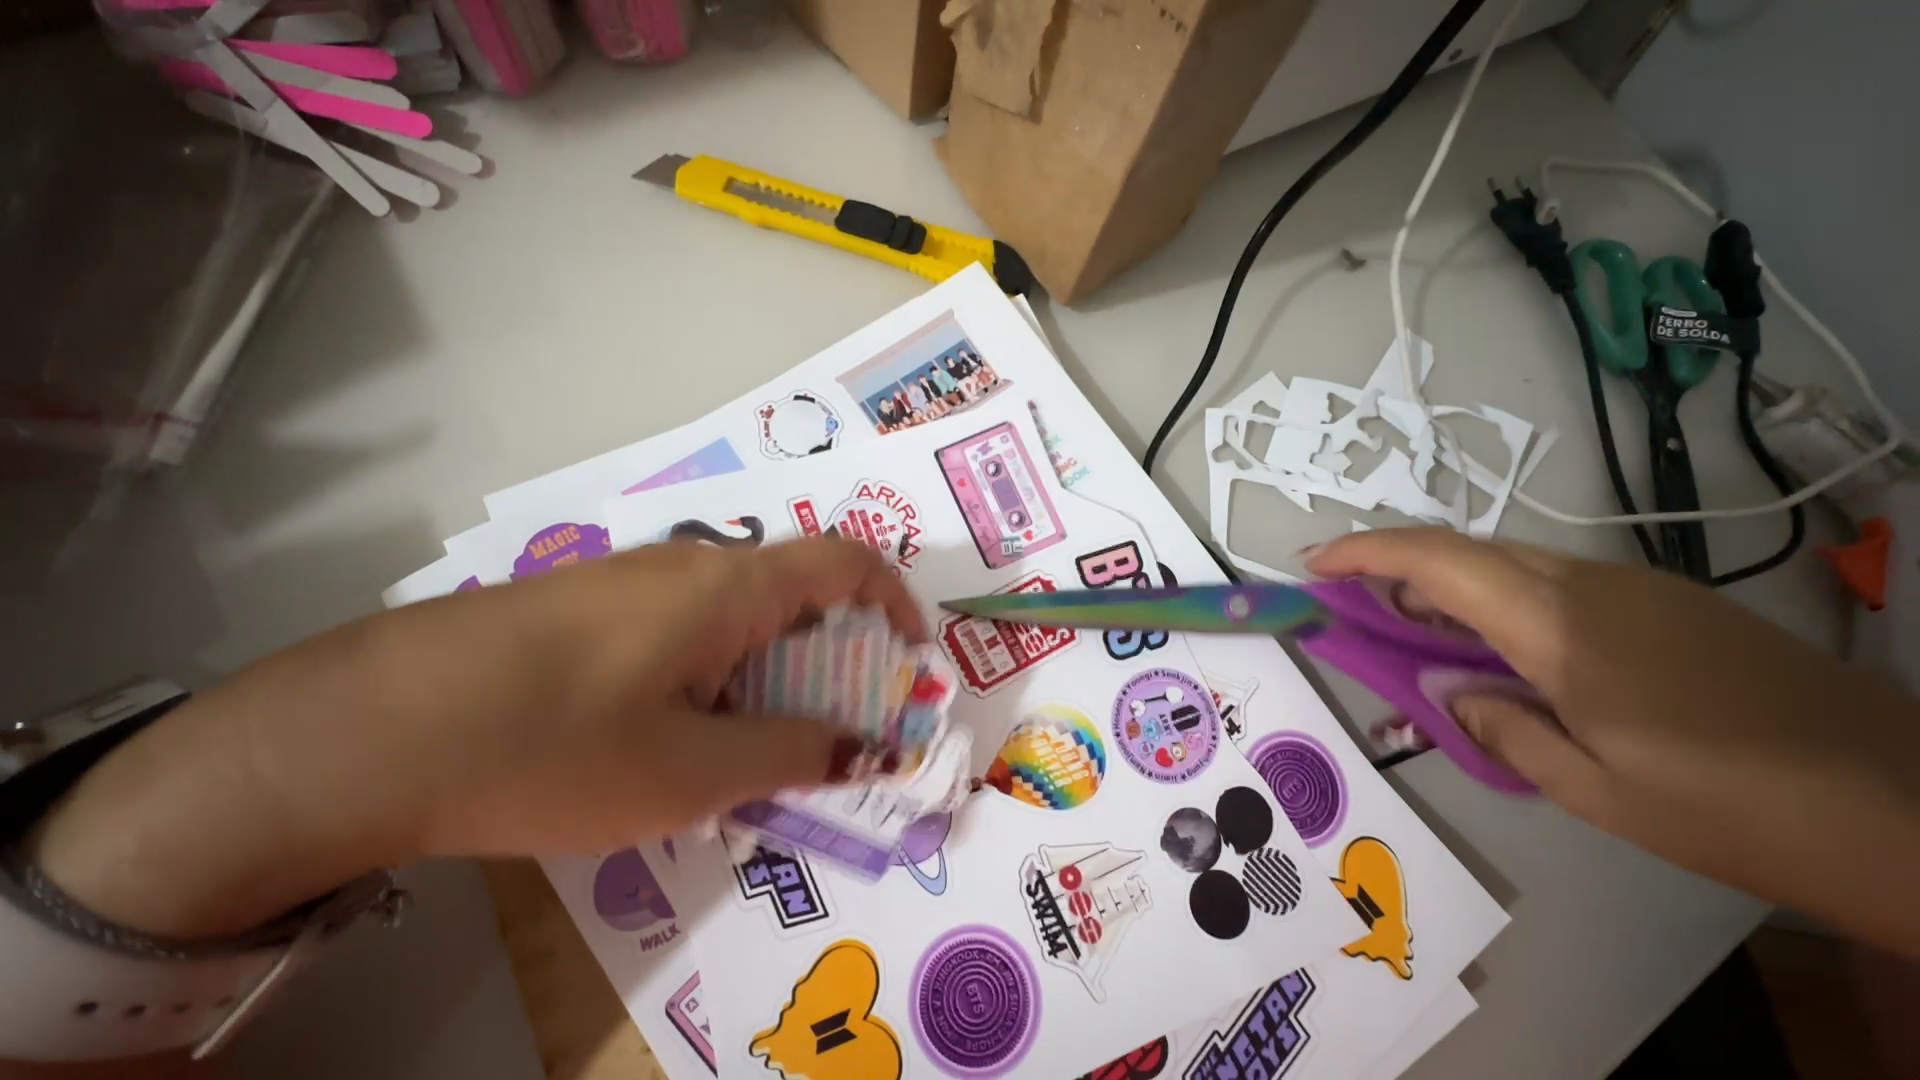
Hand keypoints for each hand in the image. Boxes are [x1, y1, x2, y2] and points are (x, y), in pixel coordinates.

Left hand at [32, 537, 924, 938]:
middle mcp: (685, 563)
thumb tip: (860, 748)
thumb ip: (790, 753)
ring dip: (763, 675)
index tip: (909, 656)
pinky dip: (708, 676)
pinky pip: (677, 630)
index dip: (894, 601)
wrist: (367, 731)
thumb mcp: (693, 771)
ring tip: (742, 753)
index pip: (846, 561)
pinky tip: (665, 739)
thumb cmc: (555, 746)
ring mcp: (625, 581)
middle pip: (789, 593)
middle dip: (826, 660)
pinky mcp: (580, 607)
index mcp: (729, 586)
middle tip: (823, 735)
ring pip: (730, 617)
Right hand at [1306, 528, 1919, 956]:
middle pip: (1469, 549)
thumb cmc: (1726, 805)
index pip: (1438, 561)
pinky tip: (1500, 648)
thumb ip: (1500, 726)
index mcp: (1560, 625)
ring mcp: (1637, 587)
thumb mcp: (1590, 787)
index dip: (1365, 552)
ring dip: (1450, 584)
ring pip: (1513, 562)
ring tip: (1414, 631)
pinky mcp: (1669, 603)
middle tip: (1351, 602)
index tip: (1313, 564)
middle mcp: (1592, 584)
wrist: (1903, 802)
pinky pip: (1557, 582)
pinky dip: (1501, 598)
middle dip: (1397, 565)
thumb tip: (1448, 687)